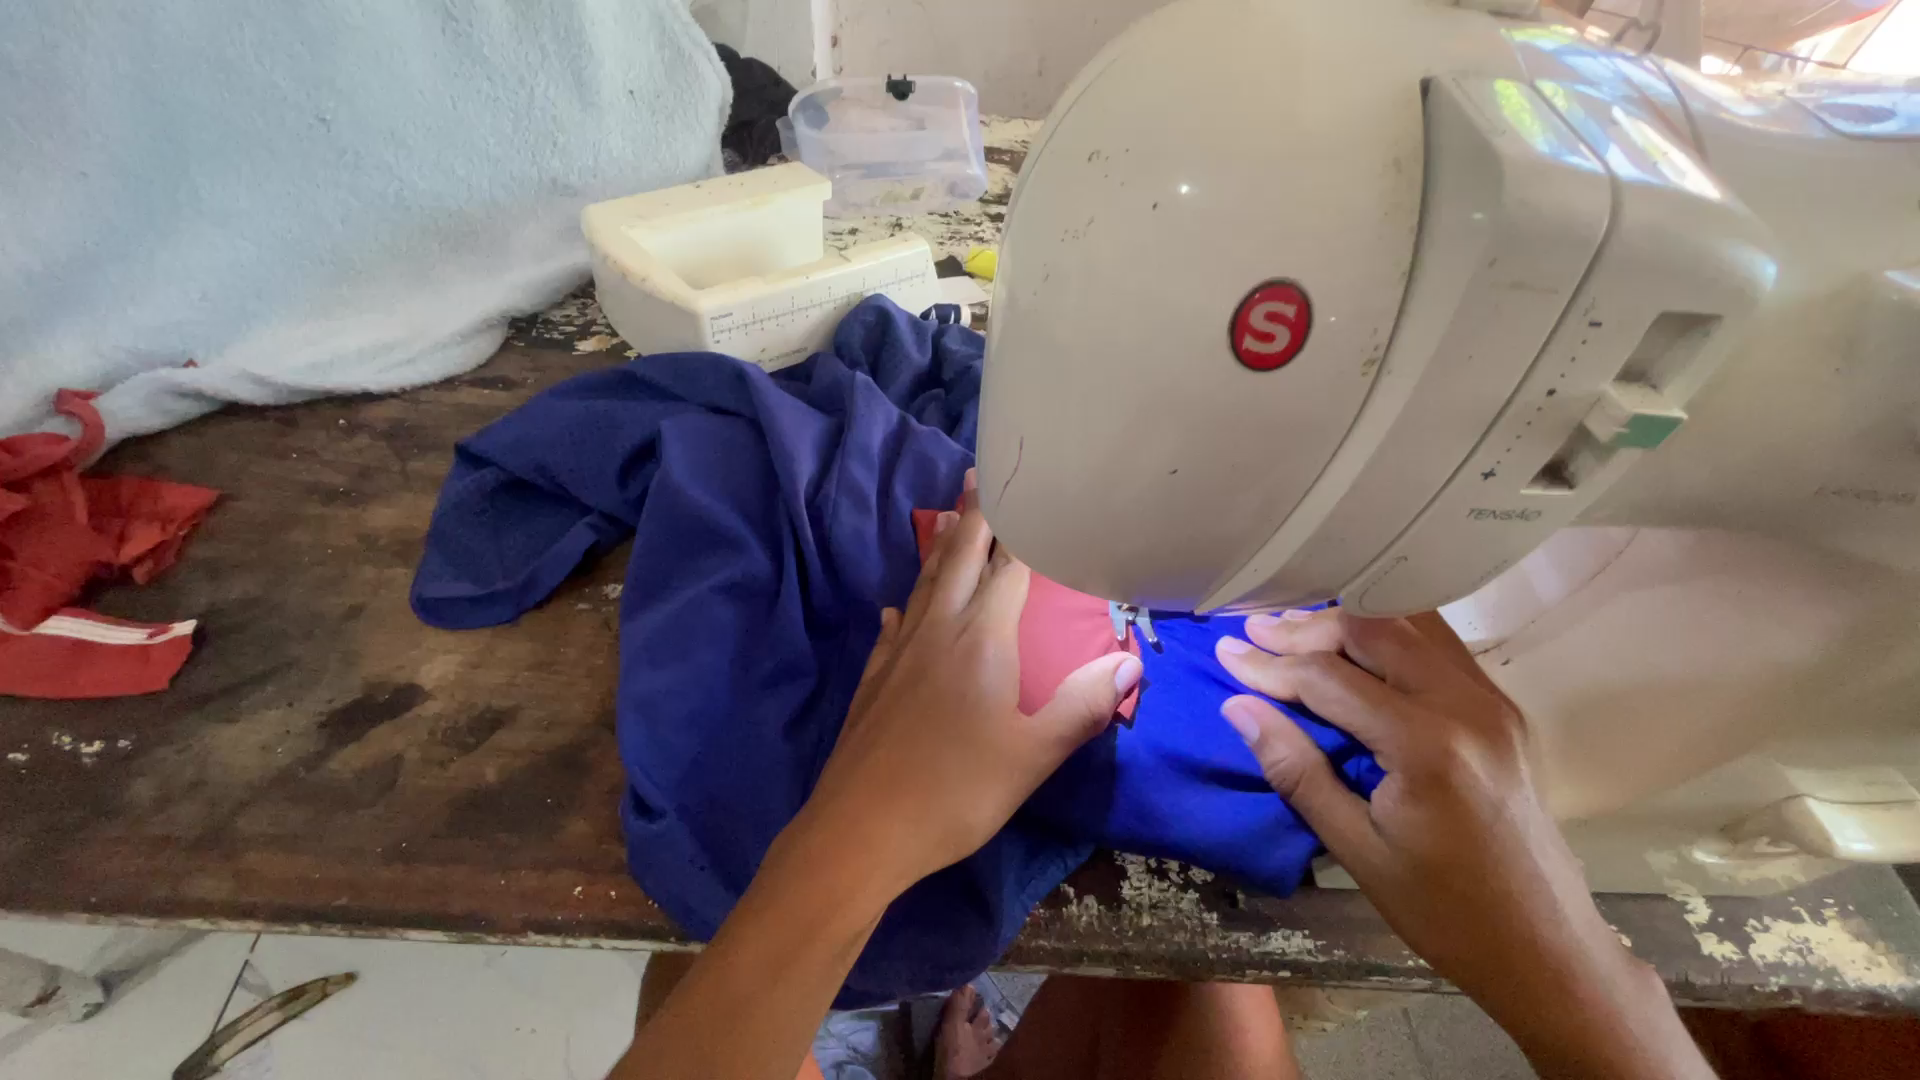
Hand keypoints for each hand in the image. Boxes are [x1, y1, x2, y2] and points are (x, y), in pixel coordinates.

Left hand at [798, 471, 1143, 895]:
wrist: (861, 829)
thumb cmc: (954, 792)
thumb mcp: (1031, 755)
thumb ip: (1081, 706)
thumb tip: (1131, 664)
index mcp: (979, 640)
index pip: (1008, 568)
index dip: (1022, 529)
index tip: (1029, 490)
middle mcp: (936, 631)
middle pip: (958, 558)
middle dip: (973, 515)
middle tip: (978, 475)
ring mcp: (898, 652)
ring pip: (924, 584)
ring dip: (940, 548)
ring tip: (949, 521)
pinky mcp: (874, 679)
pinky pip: (895, 625)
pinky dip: (906, 605)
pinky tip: (900, 606)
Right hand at [1214, 612, 1709, 1078]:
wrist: (1547, 949)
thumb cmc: (1442, 910)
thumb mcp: (1354, 847)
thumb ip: (1295, 769)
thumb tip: (1238, 707)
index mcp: (1426, 747)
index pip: (1329, 678)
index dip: (1269, 665)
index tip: (1225, 654)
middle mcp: (1466, 706)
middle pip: (1370, 632)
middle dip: (1304, 629)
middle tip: (1253, 634)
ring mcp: (1493, 701)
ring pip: (1408, 624)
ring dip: (1346, 622)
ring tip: (1293, 629)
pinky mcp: (1502, 707)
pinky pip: (1437, 643)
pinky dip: (1386, 633)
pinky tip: (1353, 645)